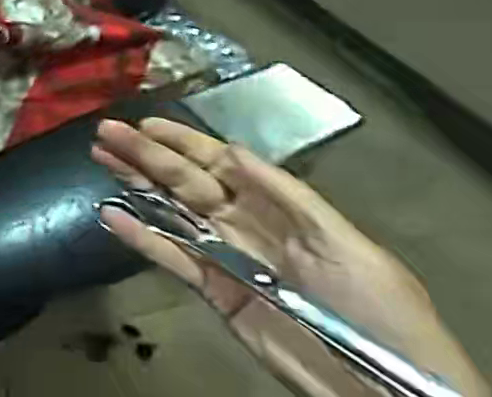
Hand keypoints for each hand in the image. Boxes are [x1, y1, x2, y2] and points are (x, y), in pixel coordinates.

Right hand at [92, 118, 488, 396]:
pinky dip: (140, 237)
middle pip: (185, 180)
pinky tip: (112, 215)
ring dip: (134, 183)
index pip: (217, 161)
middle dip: (145, 153)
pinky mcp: (215, 292)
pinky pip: (171, 258)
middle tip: (105, 132)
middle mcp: (242, 222)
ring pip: (169, 210)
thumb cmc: (382, 312)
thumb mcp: (348, 245)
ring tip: (99, 158)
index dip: (181, 140)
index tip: (144, 122)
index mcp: (275, 205)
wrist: (391, 394)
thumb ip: (289, 195)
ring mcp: (225, 256)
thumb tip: (233, 150)